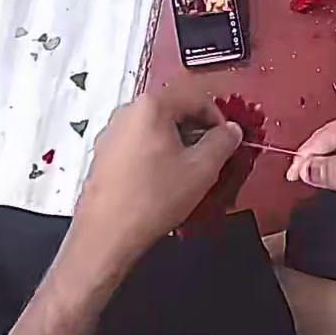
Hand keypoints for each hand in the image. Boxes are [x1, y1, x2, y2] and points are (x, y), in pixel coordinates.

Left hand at [69, 87, 243, 273]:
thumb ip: (223, 141)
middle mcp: (127, 112)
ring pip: (156, 127)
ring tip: (189, 170)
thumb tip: (231, 131)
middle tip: (212, 154)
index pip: (196, 98)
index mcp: (151, 106)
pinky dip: (157, 153)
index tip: (227, 139)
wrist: (107, 236)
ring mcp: (111, 133)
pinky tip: (164, 179)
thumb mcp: (202, 168)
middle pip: (174, 110)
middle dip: (197, 130)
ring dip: (178, 142)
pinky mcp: (104, 154)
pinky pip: (139, 143)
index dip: (218, 119)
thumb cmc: (152, 199)